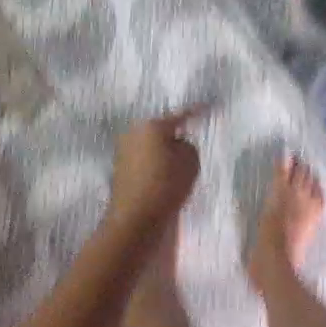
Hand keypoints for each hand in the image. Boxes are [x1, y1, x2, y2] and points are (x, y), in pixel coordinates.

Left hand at [108, 108, 201, 232]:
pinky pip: (144, 161)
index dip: (195, 112)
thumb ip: (188, 146)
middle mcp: (133, 132)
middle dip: (174, 137)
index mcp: (151, 125)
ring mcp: (123, 151)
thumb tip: (177, 146)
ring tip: (177, 169)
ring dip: (163, 153)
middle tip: (190, 148)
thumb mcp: (190, 161)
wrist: (135, 220)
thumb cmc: (165, 185)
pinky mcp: (120, 170)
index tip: (205, 106)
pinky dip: (154, 166)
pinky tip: (163, 180)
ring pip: (151, 146)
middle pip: (161, 130)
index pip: (179, 115)